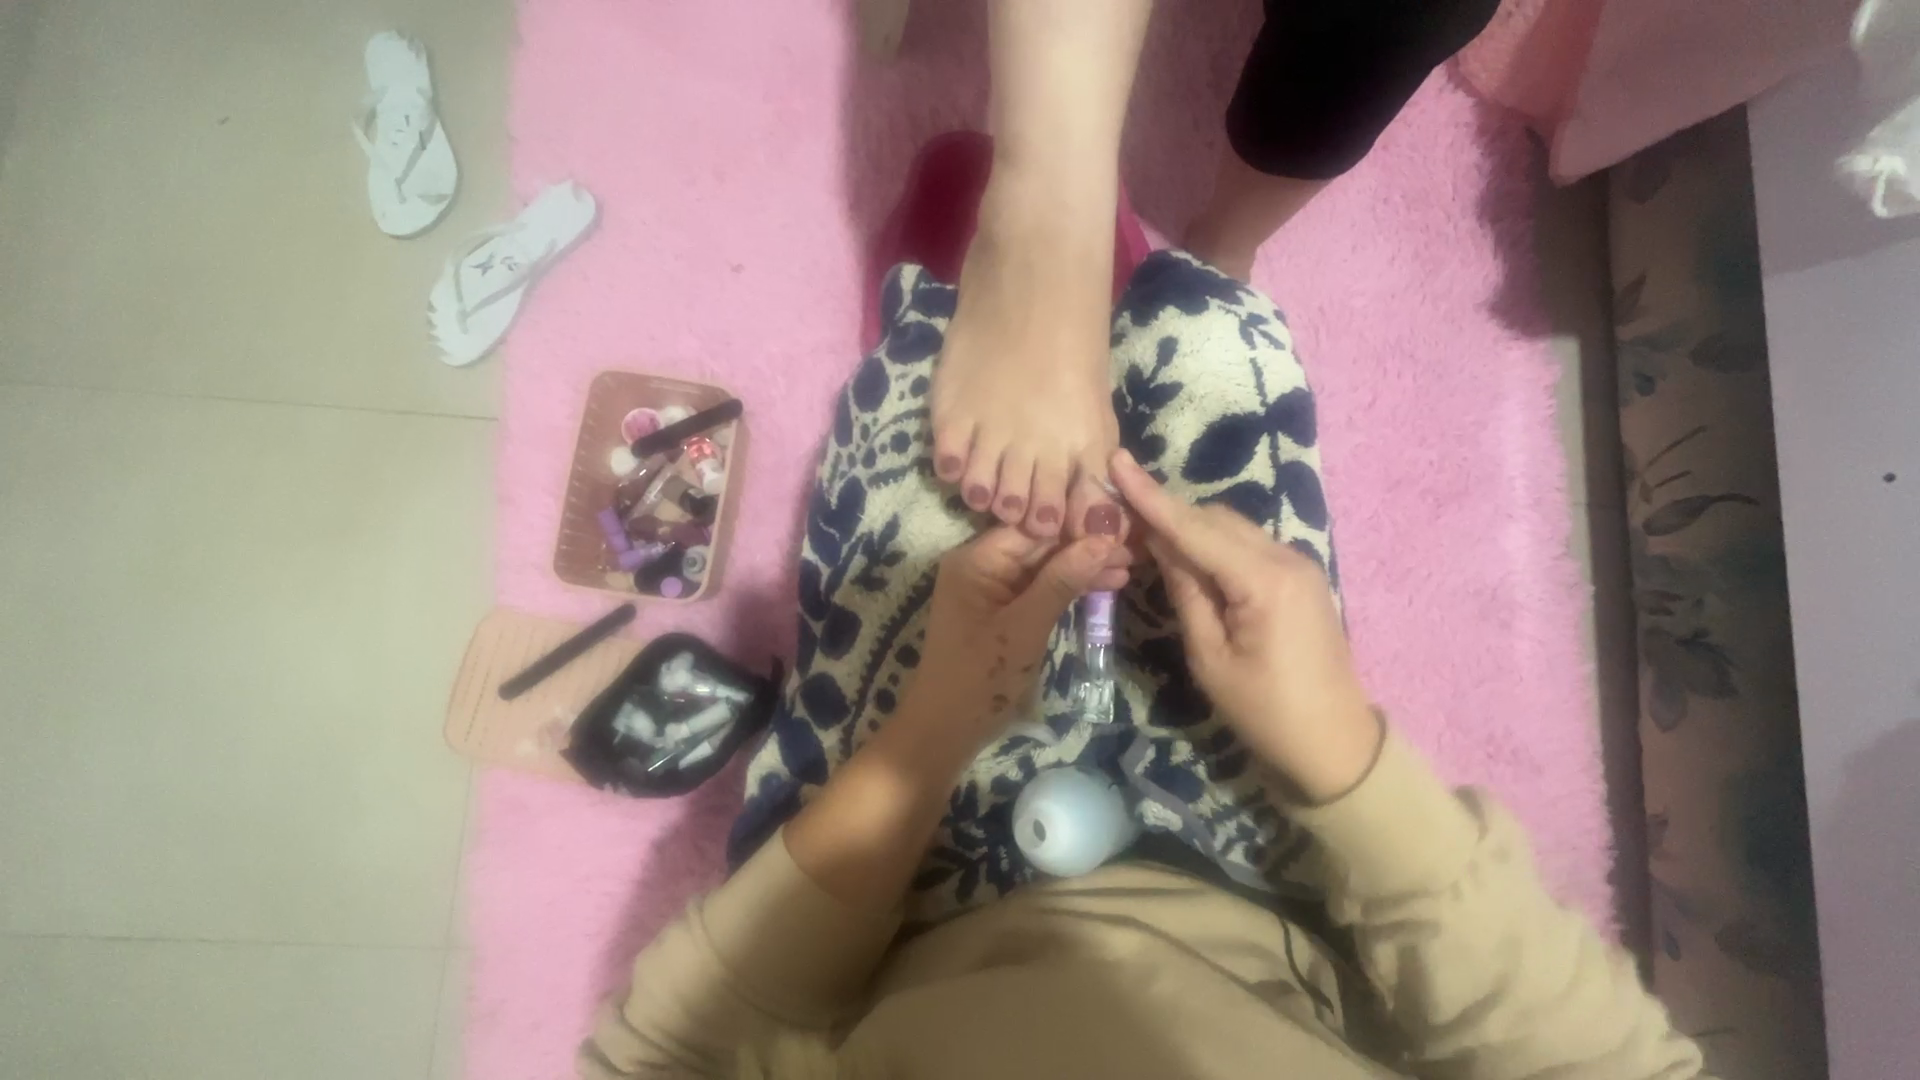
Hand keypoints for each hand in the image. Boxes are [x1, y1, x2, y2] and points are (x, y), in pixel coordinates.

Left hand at [902, 525, 1128, 746]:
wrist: (947, 729)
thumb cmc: (980, 678)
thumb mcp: (1025, 628)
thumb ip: (1062, 582)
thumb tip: (1102, 540)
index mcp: (976, 559)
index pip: (1033, 526)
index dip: (1076, 524)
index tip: (1121, 524)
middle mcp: (981, 564)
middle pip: (1040, 543)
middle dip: (1084, 545)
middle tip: (1132, 546)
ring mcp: (992, 587)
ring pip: (1044, 566)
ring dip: (1082, 566)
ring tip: (1129, 565)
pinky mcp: (1002, 609)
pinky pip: (1040, 587)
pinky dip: (1069, 586)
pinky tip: (1106, 583)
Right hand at [1109, 450, 1382, 802]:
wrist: (1334, 743)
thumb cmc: (1265, 710)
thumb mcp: (1210, 656)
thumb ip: (1186, 591)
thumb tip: (1160, 543)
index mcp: (1263, 580)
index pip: (1195, 528)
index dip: (1151, 497)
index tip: (1117, 462)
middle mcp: (1286, 558)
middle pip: (1214, 518)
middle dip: (1167, 510)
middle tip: (1119, 512)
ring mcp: (1298, 564)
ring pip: (1231, 527)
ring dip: (1188, 525)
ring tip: (1143, 531)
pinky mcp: (1299, 577)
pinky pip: (1246, 545)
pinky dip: (1212, 542)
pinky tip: (1184, 553)